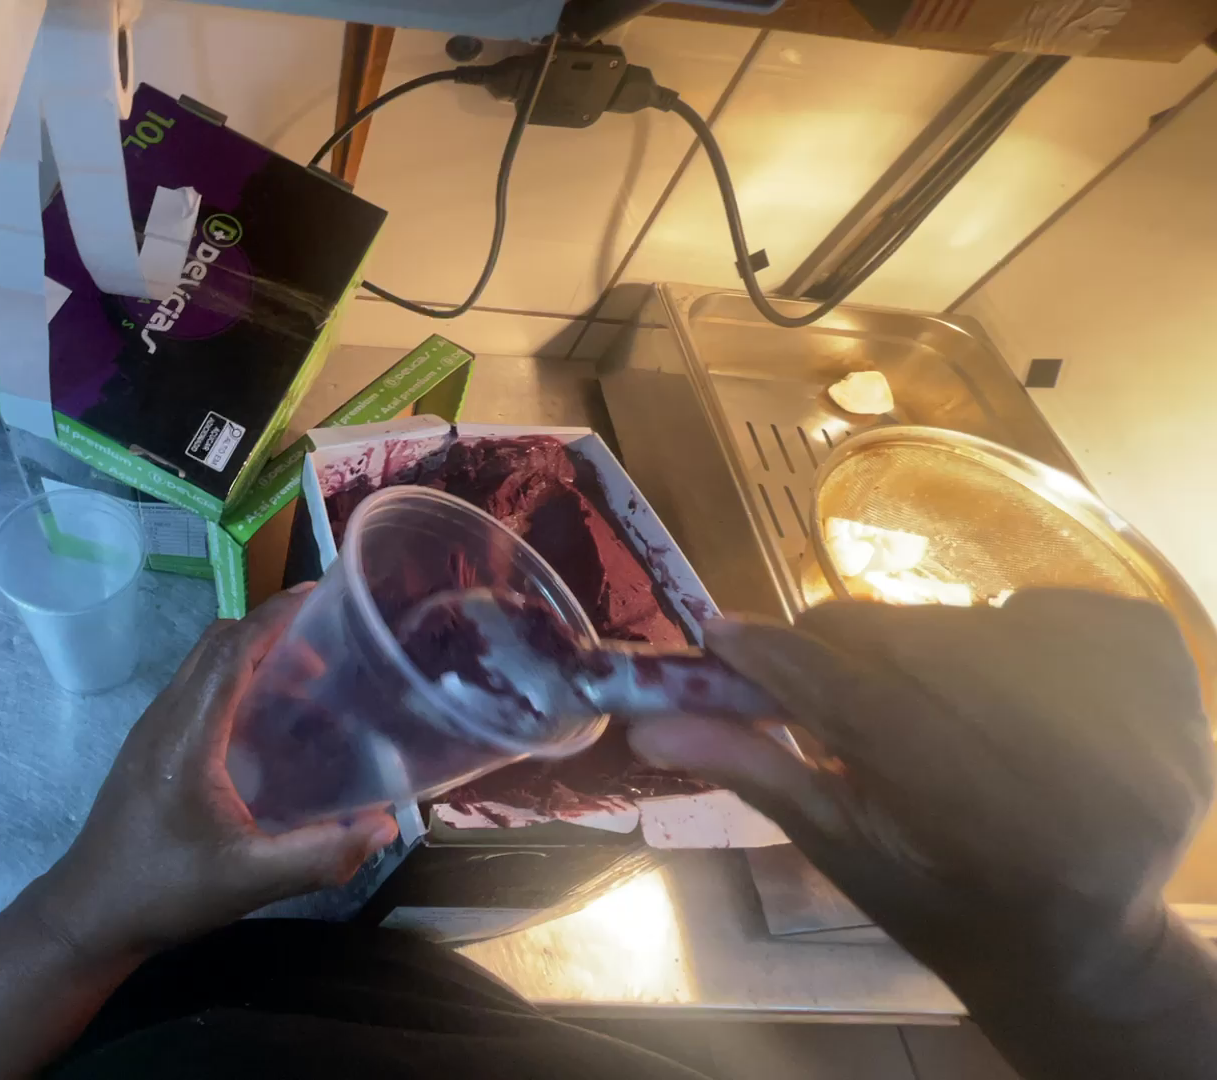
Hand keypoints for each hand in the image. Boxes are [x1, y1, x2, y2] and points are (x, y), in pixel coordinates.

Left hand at [30, 587, 399, 960]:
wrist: (89, 913)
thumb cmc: (165, 891)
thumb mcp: (250, 881)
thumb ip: (320, 856)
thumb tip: (384, 827)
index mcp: (188, 733)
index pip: (231, 650)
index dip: (274, 616)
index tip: (317, 596)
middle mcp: (166, 715)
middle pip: (215, 643)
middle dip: (269, 630)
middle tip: (325, 648)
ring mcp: (153, 726)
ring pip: (203, 662)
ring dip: (250, 654)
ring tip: (305, 684)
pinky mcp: (151, 742)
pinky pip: (196, 687)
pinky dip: (233, 680)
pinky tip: (265, 725)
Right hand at [629, 589, 1212, 995]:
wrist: (1076, 933)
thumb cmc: (928, 894)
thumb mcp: (826, 840)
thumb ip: (743, 764)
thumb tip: (644, 721)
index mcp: (985, 820)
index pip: (859, 702)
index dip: (776, 661)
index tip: (717, 633)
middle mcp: (1081, 764)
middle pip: (907, 643)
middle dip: (837, 650)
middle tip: (816, 681)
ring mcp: (1146, 719)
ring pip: (962, 617)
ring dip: (911, 644)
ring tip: (912, 694)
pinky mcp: (1174, 683)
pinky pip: (1054, 606)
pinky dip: (1006, 625)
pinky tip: (998, 678)